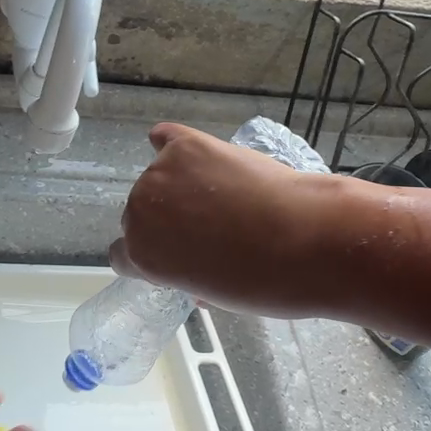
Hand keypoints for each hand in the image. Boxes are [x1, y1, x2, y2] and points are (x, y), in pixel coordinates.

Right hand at [113, 122, 354, 317]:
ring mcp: (160, 173)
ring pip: (158, 178)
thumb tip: (196, 266)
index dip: (150, 255)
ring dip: (177, 185)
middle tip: (208, 227)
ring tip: (221, 195)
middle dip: (166, 220)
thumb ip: (189, 275)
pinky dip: (173, 143)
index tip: (175, 255)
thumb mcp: (218, 293)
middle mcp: (139, 212)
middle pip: (139, 213)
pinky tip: (185, 149)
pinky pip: (167, 137)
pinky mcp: (187, 144)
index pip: (123, 254)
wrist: (306, 239)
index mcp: (143, 257)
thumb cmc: (266, 280)